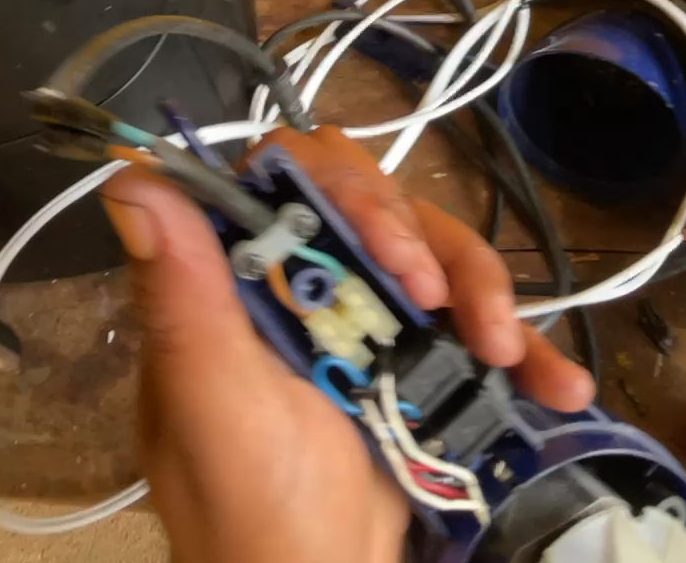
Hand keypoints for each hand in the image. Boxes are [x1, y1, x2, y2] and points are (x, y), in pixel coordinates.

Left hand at [100, 126, 593, 562]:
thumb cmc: (254, 511)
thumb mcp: (212, 403)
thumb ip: (178, 294)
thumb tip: (129, 181)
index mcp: (240, 273)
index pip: (287, 174)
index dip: (342, 188)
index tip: (388, 251)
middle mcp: (300, 276)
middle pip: (370, 195)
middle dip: (418, 236)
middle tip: (441, 305)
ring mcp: (363, 308)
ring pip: (431, 240)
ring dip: (481, 285)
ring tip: (505, 354)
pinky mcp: (416, 346)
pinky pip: (474, 312)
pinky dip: (521, 341)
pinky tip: (557, 386)